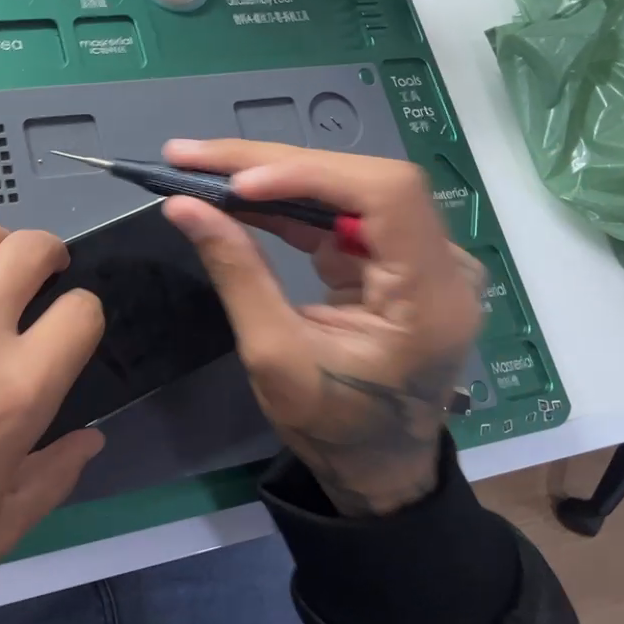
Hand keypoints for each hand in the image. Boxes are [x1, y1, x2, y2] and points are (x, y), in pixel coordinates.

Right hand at [161, 140, 483, 516]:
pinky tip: (233, 193)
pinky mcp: (392, 259)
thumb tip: (182, 206)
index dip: (310, 174)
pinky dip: (281, 202)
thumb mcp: (274, 355)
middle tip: (190, 157)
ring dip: (269, 174)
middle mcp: (440, 263)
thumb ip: (237, 272)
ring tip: (199, 167)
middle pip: (360, 179)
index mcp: (430, 295)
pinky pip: (336, 213)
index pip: (385, 195)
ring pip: (343, 188)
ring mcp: (419, 257)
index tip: (236, 184)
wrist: (375, 466)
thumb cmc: (332, 425)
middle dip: (271, 163)